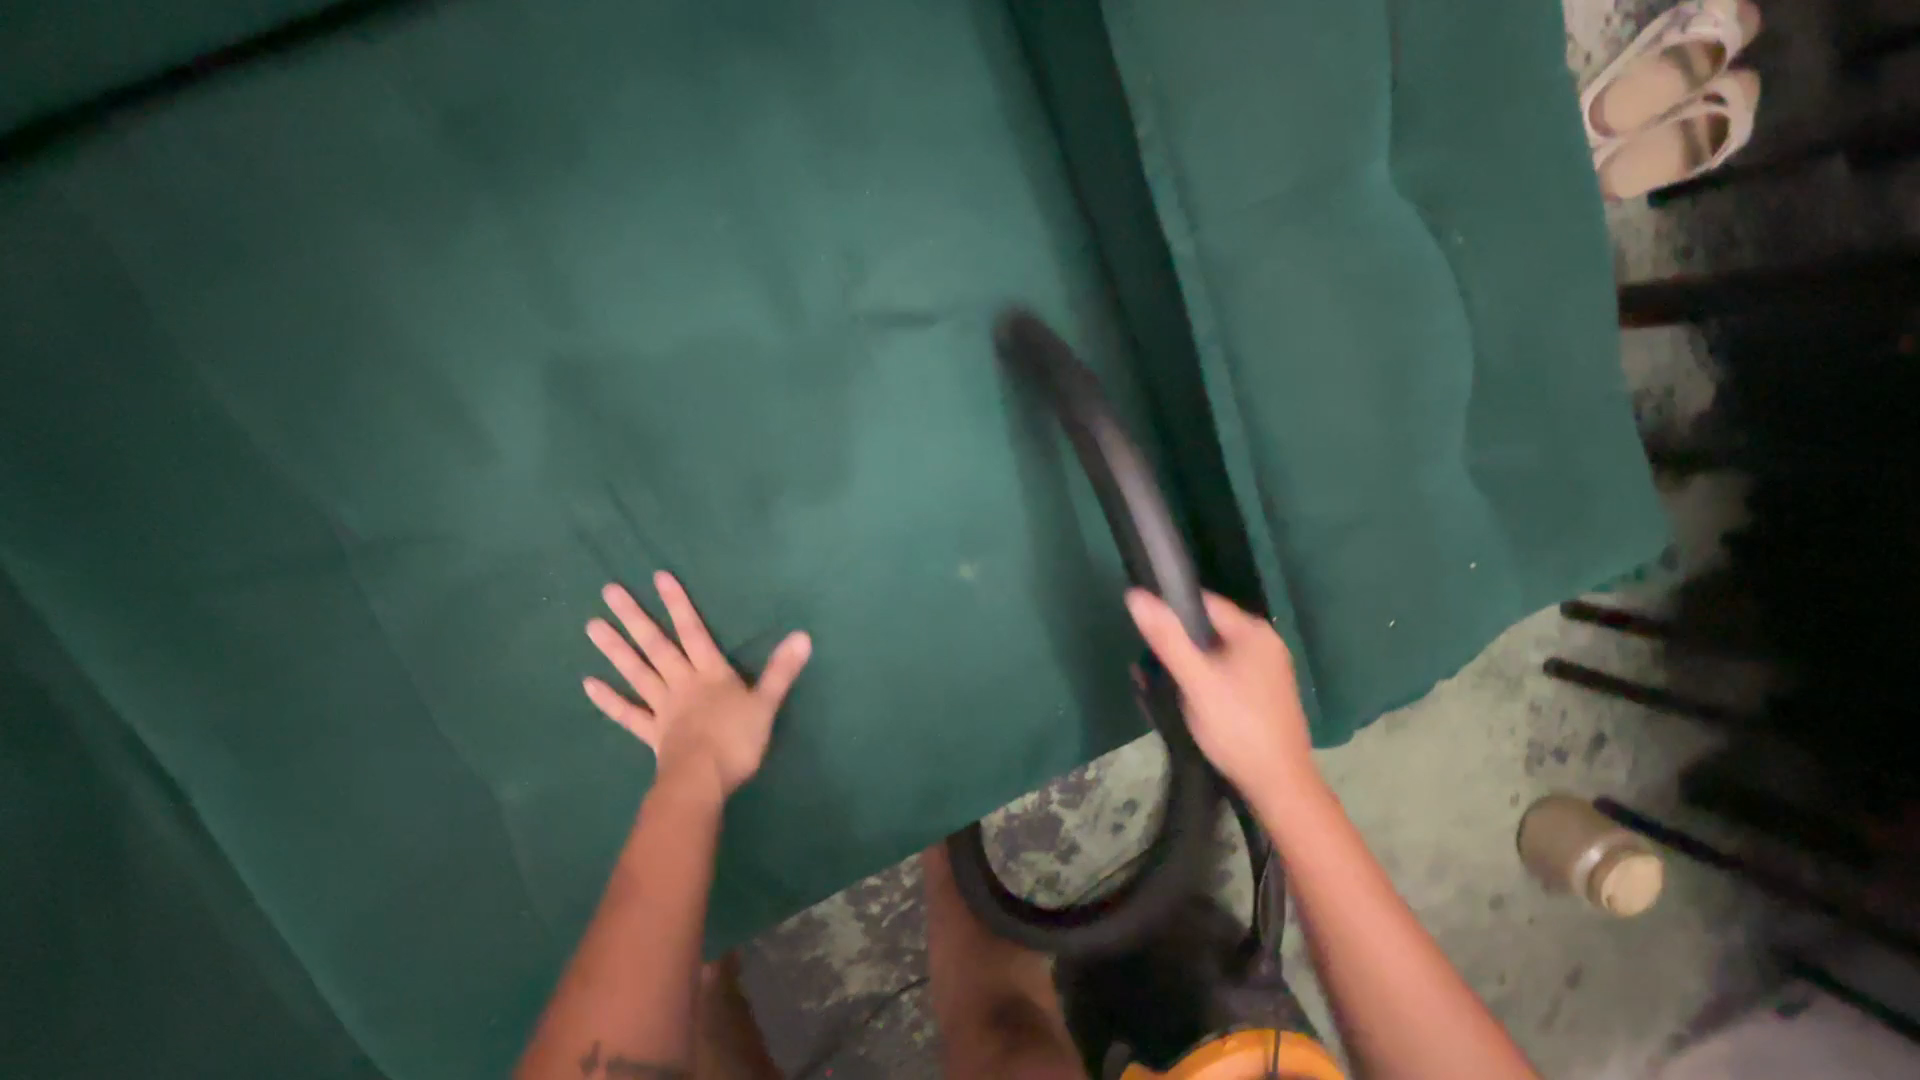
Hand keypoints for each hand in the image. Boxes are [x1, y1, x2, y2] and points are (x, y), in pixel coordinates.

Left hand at [583, 572, 811, 804]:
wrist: (702, 780)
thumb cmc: (737, 741)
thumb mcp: (766, 704)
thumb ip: (782, 670)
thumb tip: (803, 635)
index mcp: (711, 674)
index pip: (694, 632)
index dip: (679, 604)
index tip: (659, 577)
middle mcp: (682, 684)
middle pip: (657, 646)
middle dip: (635, 618)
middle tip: (609, 591)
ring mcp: (663, 708)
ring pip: (636, 672)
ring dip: (615, 649)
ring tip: (592, 625)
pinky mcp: (651, 734)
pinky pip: (627, 714)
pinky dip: (609, 700)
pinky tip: (589, 684)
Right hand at [1124, 588, 1313, 795]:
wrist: (1278, 784)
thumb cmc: (1237, 727)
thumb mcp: (1196, 681)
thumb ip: (1167, 639)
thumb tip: (1136, 596)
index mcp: (1253, 631)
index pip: (1203, 602)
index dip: (1171, 610)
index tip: (1144, 629)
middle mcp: (1265, 643)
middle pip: (1208, 629)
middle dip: (1177, 643)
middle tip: (1152, 665)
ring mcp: (1267, 670)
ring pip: (1214, 654)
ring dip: (1188, 664)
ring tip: (1165, 685)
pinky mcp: (1264, 694)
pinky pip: (1225, 674)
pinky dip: (1204, 680)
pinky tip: (1190, 701)